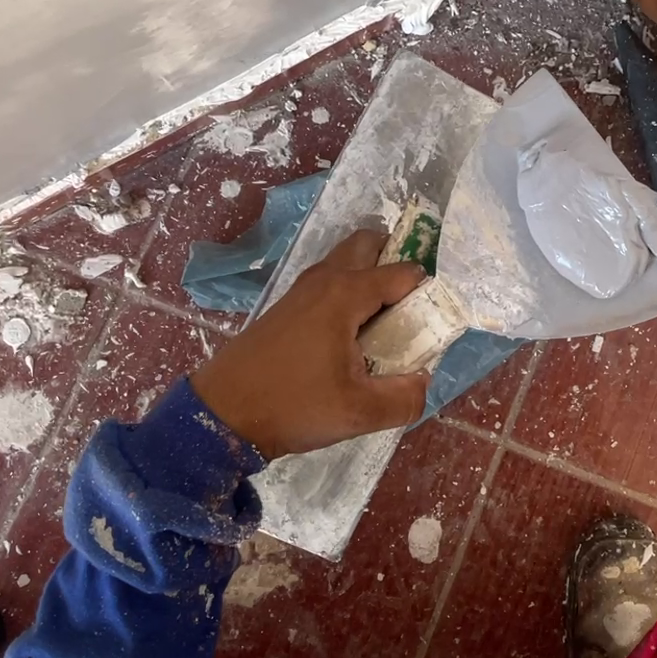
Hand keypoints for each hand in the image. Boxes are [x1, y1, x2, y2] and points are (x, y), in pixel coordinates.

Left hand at [190, 230, 429, 458]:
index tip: (436, 322)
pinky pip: (329, 280)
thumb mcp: (359, 413)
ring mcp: (302, 289)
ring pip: (346, 260)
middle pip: (369, 244)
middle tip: (410, 304)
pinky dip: (348, 290)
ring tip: (385, 322)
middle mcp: (326, 279)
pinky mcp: (288, 305)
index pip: (403, 273)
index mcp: (346, 293)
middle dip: (395, 261)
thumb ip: (404, 397)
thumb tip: (426, 381)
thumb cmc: (292, 405)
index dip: (426, 292)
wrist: (220, 413)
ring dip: (370, 276)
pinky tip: (352, 334)